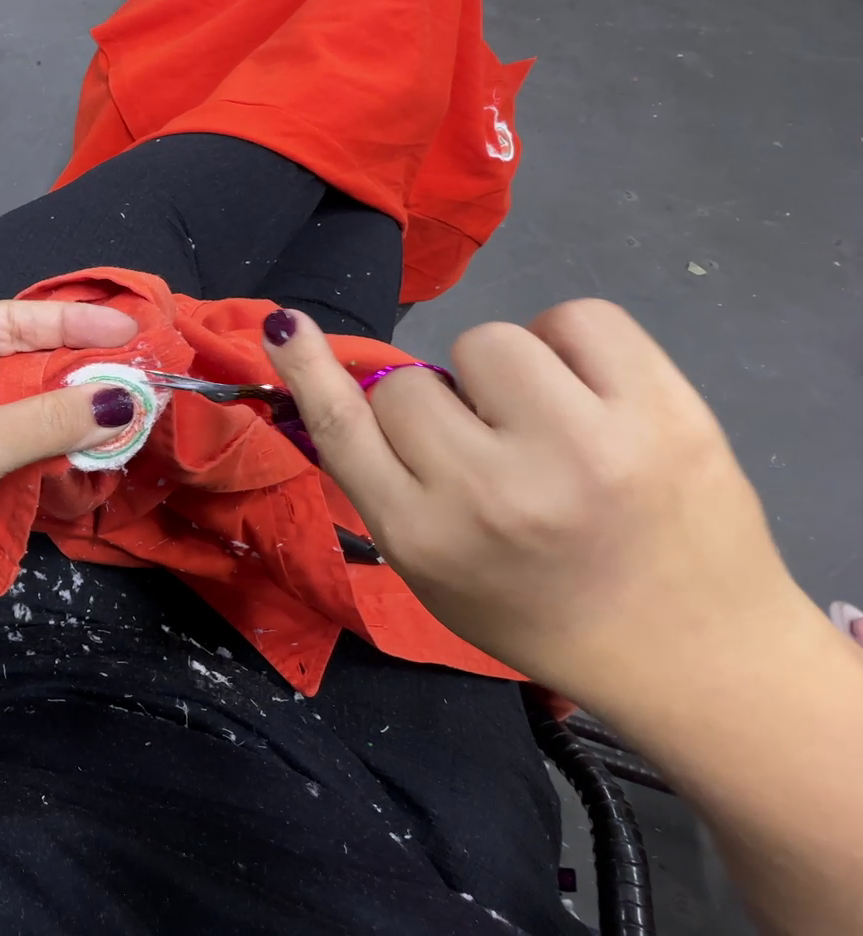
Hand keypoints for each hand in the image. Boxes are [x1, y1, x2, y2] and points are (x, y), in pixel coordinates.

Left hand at [0, 301, 139, 610]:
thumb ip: (51, 420)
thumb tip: (125, 399)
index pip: (11, 320)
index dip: (72, 322)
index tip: (129, 330)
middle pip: (27, 360)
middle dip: (81, 371)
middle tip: (143, 377)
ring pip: (30, 402)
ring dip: (74, 410)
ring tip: (132, 413)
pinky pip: (23, 435)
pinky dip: (57, 441)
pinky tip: (96, 443)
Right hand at [263, 299, 824, 714]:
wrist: (688, 653)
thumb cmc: (527, 609)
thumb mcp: (422, 565)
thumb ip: (378, 480)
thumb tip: (343, 384)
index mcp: (423, 534)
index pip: (343, 427)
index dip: (307, 369)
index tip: (283, 326)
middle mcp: (493, 489)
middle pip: (409, 383)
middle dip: (432, 406)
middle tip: (481, 446)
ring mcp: (585, 447)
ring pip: (486, 341)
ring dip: (495, 372)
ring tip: (538, 417)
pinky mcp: (666, 413)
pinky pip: (576, 318)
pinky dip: (566, 343)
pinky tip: (584, 391)